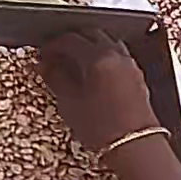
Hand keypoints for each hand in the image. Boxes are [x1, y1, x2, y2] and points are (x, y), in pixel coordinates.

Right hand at [39, 29, 162, 151]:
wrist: (135, 146)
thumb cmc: (102, 128)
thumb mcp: (70, 103)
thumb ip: (56, 78)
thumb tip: (46, 65)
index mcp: (97, 58)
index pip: (70, 40)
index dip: (53, 45)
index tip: (44, 53)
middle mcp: (116, 55)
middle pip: (90, 33)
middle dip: (71, 40)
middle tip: (57, 53)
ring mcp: (129, 64)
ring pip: (107, 41)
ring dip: (89, 44)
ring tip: (74, 60)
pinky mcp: (136, 75)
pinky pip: (118, 54)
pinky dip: (103, 54)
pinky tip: (93, 70)